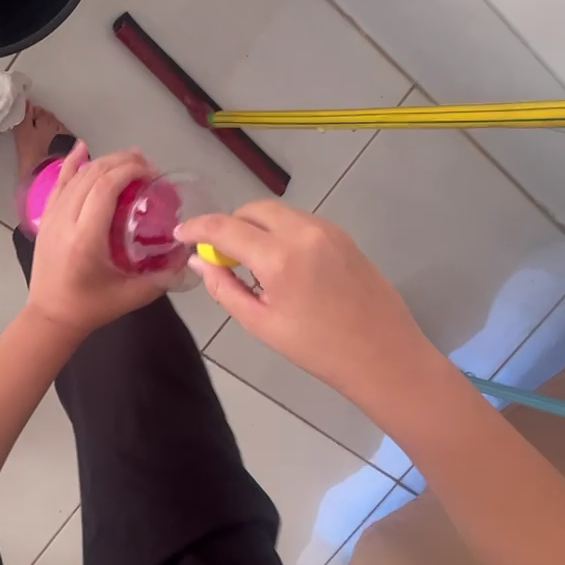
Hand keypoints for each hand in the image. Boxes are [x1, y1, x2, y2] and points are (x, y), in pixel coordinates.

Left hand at [23, 143, 165, 339]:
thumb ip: (162, 277)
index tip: (152, 172)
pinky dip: (71, 164)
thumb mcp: (132, 295)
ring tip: (128, 158)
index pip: (105, 188)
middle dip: (121, 162)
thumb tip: (187, 256)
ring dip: (102, 161)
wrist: (50, 317)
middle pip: (92, 176)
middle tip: (147, 165)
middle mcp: (65, 222)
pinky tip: (82, 148)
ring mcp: (51, 219)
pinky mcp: (45, 220)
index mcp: (85, 238)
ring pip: (75, 176)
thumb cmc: (91, 307)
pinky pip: (57, 184)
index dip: (130, 171)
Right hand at [175, 201, 439, 400]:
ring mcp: (327, 230)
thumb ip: (224, 288)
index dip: (197, 228)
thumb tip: (199, 262)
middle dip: (229, 225)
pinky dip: (280, 232)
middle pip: (252, 210)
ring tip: (252, 264)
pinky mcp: (343, 236)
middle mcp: (303, 232)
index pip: (224, 227)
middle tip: (221, 256)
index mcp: (279, 258)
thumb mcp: (261, 324)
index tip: (180, 234)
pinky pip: (299, 222)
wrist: (384, 355)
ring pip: (277, 213)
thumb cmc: (317, 348)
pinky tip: (282, 266)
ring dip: (255, 228)